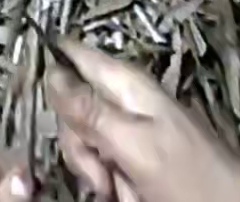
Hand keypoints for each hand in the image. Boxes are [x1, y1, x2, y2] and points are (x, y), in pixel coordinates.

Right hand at [45, 39, 239, 201]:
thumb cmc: (190, 180)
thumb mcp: (134, 145)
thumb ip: (89, 109)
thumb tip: (48, 70)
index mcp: (124, 81)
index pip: (73, 53)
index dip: (52, 68)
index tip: (49, 106)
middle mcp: (123, 98)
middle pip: (73, 105)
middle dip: (78, 144)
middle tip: (101, 175)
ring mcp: (131, 130)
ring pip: (86, 139)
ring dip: (95, 170)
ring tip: (121, 191)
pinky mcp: (138, 159)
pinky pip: (105, 163)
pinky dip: (112, 184)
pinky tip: (129, 197)